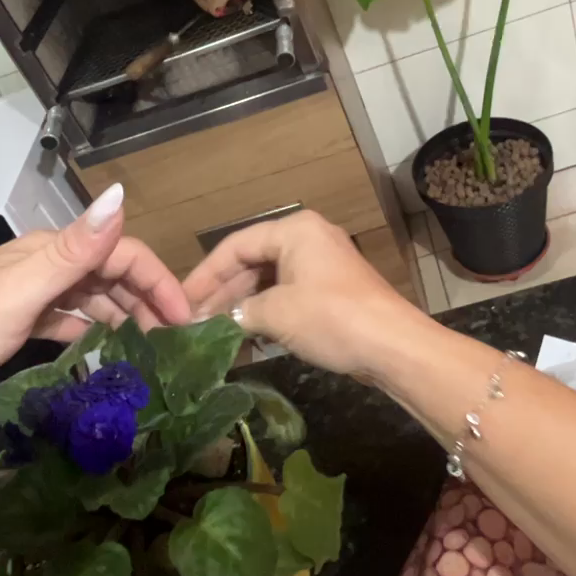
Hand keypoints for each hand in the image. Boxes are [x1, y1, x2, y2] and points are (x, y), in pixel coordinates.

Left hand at [0, 184, 191, 421]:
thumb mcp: (21, 292)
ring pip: (90, 295)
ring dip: (122, 314)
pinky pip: (65, 318)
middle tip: (173, 340)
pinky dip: (89, 329)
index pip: (121, 252)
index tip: (184, 319)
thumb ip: (76, 248)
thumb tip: (122, 193)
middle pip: (109, 272)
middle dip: (147, 299)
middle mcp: (41, 265)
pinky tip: (99, 348)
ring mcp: (25, 293)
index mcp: (48, 251)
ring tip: (147, 348)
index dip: (159, 280)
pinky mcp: (12, 322)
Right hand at [181, 210, 419, 377]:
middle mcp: (307, 239)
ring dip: (242, 307)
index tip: (181, 301)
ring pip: (268, 281)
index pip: (236, 245)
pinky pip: (286, 295)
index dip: (205, 275)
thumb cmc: (332, 318)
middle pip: (252, 262)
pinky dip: (265, 314)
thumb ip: (240, 312)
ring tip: (212, 333)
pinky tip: (244, 338)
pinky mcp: (329, 291)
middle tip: (192, 322)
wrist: (393, 346)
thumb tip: (211, 323)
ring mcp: (320, 265)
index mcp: (294, 230)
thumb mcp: (277, 313)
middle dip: (222, 293)